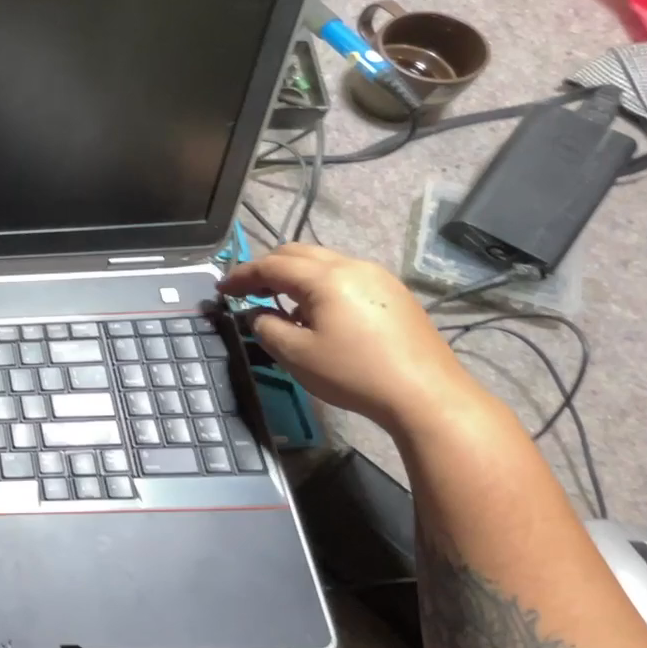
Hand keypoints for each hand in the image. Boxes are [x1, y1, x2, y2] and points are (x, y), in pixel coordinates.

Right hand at [217, 244, 481, 431]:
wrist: (426, 394)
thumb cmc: (353, 373)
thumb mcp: (295, 354)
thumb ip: (265, 326)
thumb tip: (258, 314)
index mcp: (326, 278)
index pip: (271, 265)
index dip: (241, 275)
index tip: (220, 289)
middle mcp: (353, 267)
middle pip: (297, 252)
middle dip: (266, 268)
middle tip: (246, 292)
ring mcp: (378, 277)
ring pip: (322, 261)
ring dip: (293, 275)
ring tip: (277, 301)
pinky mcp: (393, 293)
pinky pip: (344, 275)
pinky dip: (317, 283)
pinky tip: (314, 311)